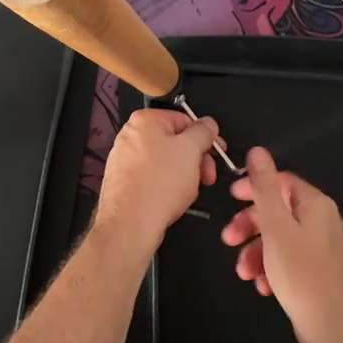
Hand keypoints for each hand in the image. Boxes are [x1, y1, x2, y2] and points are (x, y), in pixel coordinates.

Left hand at [92, 109, 219, 256]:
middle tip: (207, 178)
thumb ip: (202, 132)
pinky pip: (152, 177)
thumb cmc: (161, 181)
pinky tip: (171, 199)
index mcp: (145, 120)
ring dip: (183, 174)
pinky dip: (166, 185)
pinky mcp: (124, 181)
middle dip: (195, 159)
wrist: (130, 223)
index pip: (184, 120)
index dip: (205, 137)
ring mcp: (124, 159)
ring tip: (188, 192)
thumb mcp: (190, 150)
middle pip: (174, 141)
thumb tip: (208, 123)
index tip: (218, 154)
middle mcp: (130, 134)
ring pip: (165, 161)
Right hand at [220, 146, 342, 342]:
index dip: (253, 186)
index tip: (230, 198)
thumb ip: (264, 187)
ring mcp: (326, 247)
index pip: (281, 180)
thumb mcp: (275, 227)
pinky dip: (273, 266)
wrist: (331, 332)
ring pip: (282, 237)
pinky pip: (292, 257)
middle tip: (228, 240)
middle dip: (250, 225)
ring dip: (257, 250)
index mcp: (317, 204)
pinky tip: (263, 285)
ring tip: (244, 272)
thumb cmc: (300, 273)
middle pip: (279, 210)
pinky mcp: (322, 270)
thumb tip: (258, 150)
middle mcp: (325, 220)